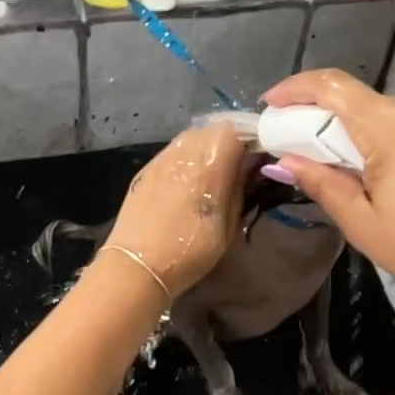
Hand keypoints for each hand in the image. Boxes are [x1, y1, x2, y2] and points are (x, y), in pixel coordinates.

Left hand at [106, 120, 246, 298]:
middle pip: (211, 129)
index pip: (233, 130)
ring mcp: (160, 160)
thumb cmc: (189, 253)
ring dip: (206, 147)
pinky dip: (186, 157)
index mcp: (208, 167)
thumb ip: (239, 189)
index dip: (248, 136)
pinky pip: (172, 151)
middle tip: (237, 163)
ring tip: (213, 170)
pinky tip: (189, 179)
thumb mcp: (228, 227)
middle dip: (228, 141)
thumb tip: (250, 166)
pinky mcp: (145, 170)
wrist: (137, 266)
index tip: (258, 153)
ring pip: (189, 137)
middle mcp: (182, 155)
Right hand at [261, 70, 394, 316]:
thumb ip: (322, 184)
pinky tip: (368, 179)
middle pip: (351, 99)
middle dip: (312, 118)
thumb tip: (286, 160)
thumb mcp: (366, 225)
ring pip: (375, 116)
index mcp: (389, 126)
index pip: (329, 84)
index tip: (266, 109)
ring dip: (343, 134)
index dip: (292, 89)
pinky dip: (371, 143)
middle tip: (287, 152)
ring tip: (326, 173)